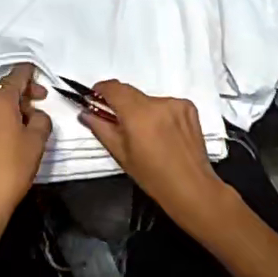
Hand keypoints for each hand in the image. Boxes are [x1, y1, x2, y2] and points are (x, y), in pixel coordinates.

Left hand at [0, 64, 50, 238]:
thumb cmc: (14, 164)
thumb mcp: (37, 140)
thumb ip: (42, 119)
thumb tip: (36, 115)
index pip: (16, 75)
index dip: (30, 72)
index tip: (41, 73)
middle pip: (6, 86)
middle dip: (25, 89)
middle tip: (43, 98)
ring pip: (0, 101)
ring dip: (17, 104)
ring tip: (35, 119)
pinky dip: (8, 114)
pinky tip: (20, 130)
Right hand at [81, 80, 232, 234]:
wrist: (192, 188)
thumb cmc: (152, 176)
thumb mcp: (120, 154)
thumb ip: (100, 128)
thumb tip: (85, 113)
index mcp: (137, 114)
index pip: (113, 88)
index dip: (101, 90)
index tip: (95, 97)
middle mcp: (157, 103)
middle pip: (130, 92)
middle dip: (120, 102)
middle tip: (116, 120)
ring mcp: (176, 103)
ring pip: (147, 99)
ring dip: (141, 109)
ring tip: (145, 133)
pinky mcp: (188, 107)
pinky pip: (165, 104)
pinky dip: (159, 113)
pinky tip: (163, 132)